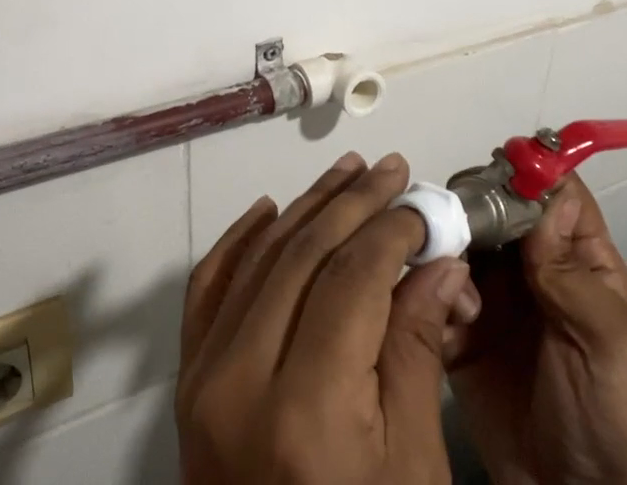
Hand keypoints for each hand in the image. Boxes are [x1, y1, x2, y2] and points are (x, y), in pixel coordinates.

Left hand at [177, 152, 477, 484]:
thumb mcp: (410, 463)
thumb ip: (416, 352)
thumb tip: (438, 262)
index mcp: (306, 410)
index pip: (352, 281)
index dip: (392, 232)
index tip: (423, 206)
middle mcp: (239, 381)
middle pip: (301, 258)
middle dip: (353, 205)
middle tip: (392, 170)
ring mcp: (203, 379)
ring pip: (256, 261)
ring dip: (305, 209)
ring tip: (347, 174)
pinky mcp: (189, 382)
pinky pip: (209, 289)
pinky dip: (241, 242)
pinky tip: (271, 210)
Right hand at [447, 172, 626, 484]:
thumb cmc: (614, 417)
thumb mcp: (614, 343)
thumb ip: (576, 275)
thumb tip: (548, 196)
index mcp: (584, 267)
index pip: (558, 199)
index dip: (532, 174)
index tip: (499, 165)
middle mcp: (535, 272)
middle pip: (499, 212)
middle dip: (477, 207)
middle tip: (456, 218)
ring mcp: (494, 301)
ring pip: (462, 244)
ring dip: (451, 246)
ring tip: (451, 272)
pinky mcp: (458, 333)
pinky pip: (436, 291)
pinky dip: (431, 288)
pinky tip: (443, 307)